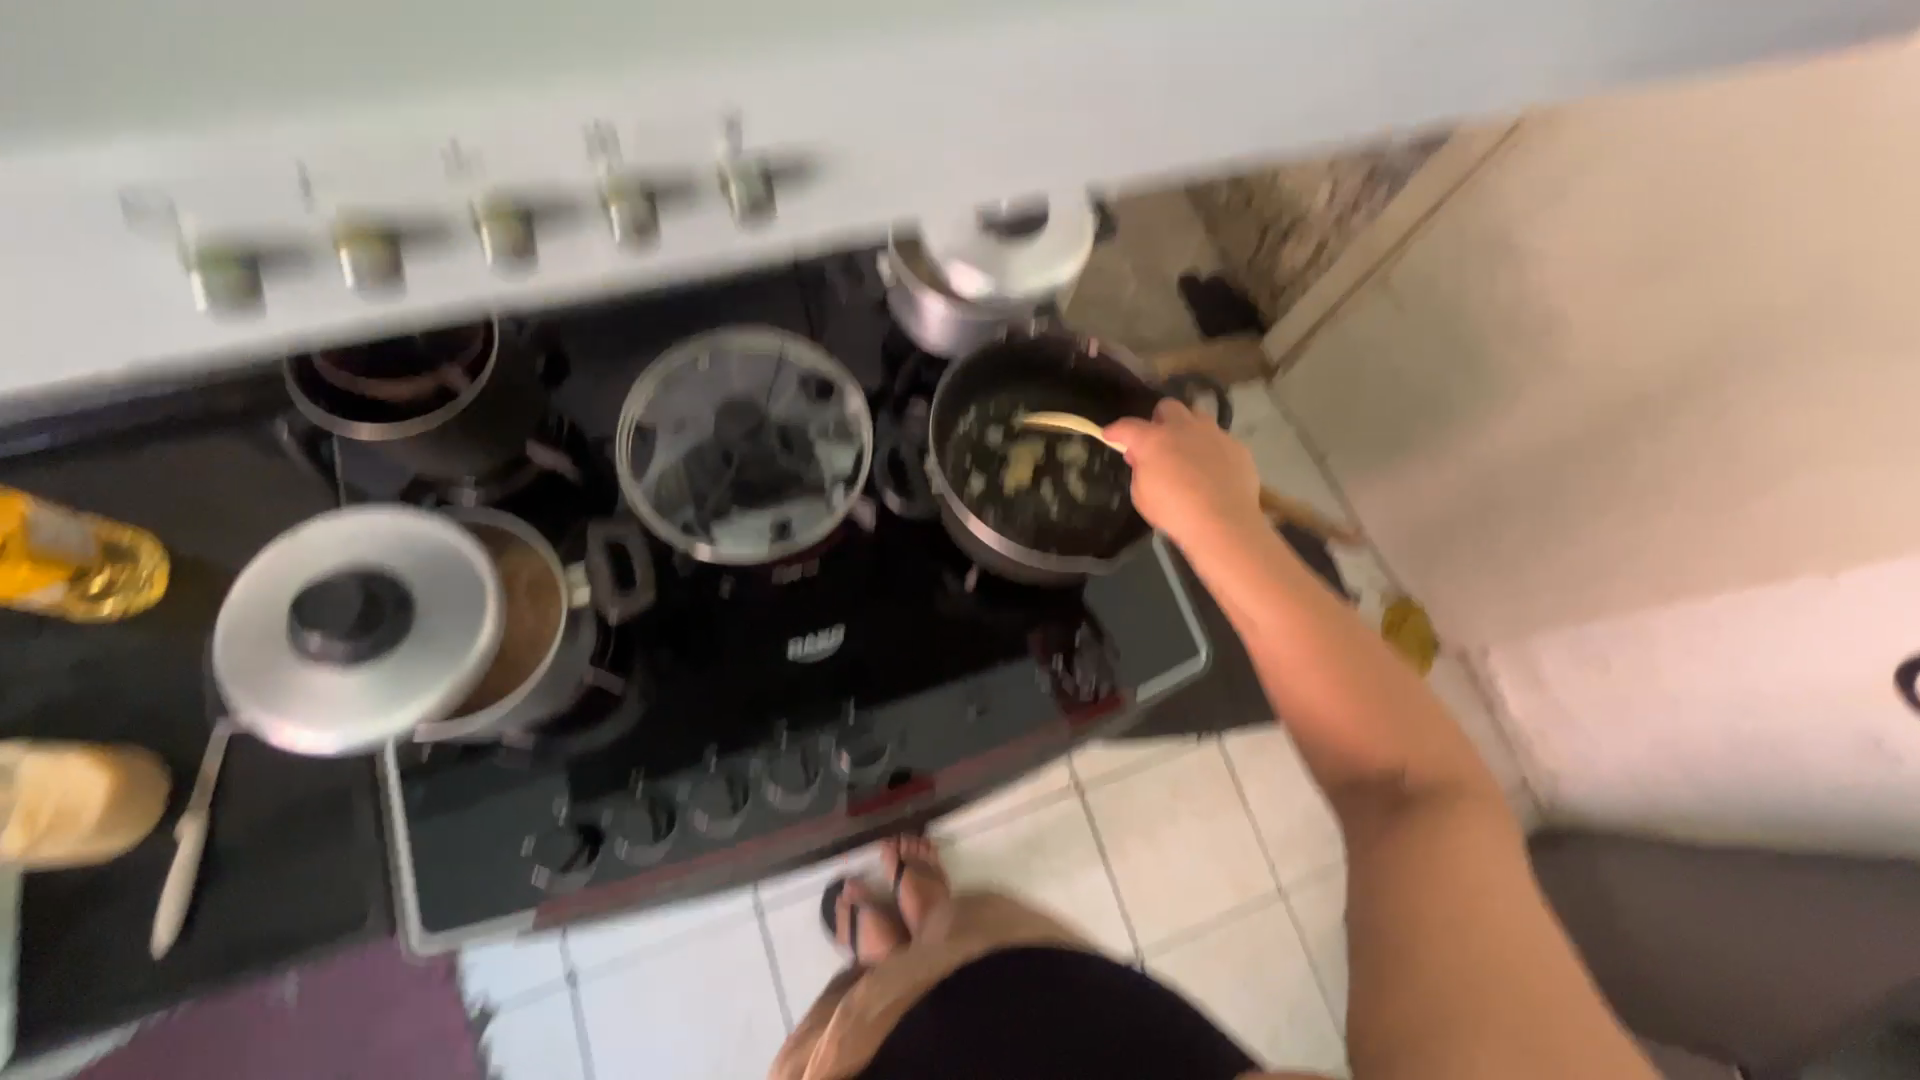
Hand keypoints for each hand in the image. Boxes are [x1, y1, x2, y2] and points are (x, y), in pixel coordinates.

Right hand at [1105, 399, 1263, 546]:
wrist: (1222, 522)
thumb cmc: (1173, 512)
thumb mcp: (1141, 495)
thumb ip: (1139, 471)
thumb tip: (1141, 458)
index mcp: (1154, 440)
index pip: (1127, 427)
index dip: (1116, 431)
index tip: (1110, 435)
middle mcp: (1184, 428)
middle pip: (1168, 407)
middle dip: (1159, 420)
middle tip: (1158, 441)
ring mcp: (1213, 434)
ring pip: (1198, 418)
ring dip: (1188, 429)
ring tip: (1188, 452)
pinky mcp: (1236, 447)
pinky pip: (1219, 440)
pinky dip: (1211, 450)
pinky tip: (1213, 471)